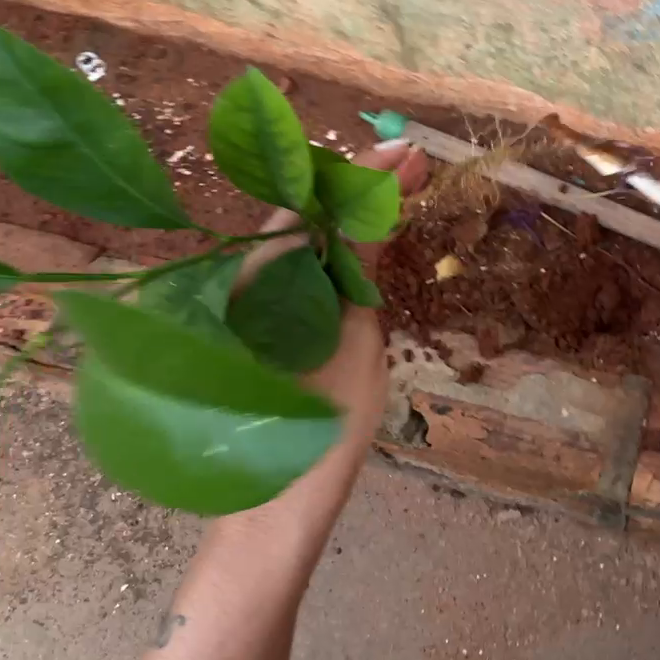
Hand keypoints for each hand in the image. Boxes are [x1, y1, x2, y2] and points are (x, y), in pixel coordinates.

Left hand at [235, 142, 428, 421]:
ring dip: (351, 213)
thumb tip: (381, 200)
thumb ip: (357, 265)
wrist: (275, 507)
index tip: (409, 152)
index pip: (313, 202)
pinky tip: (370, 240)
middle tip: (415, 165)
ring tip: (402, 189)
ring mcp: (254, 307)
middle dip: (359, 185)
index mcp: (257, 277)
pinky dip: (340, 250)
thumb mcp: (351, 337)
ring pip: (305, 241)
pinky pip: (304, 273)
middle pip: (305, 213)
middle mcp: (245, 281)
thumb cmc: (314, 427)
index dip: (362, 173)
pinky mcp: (269, 330)